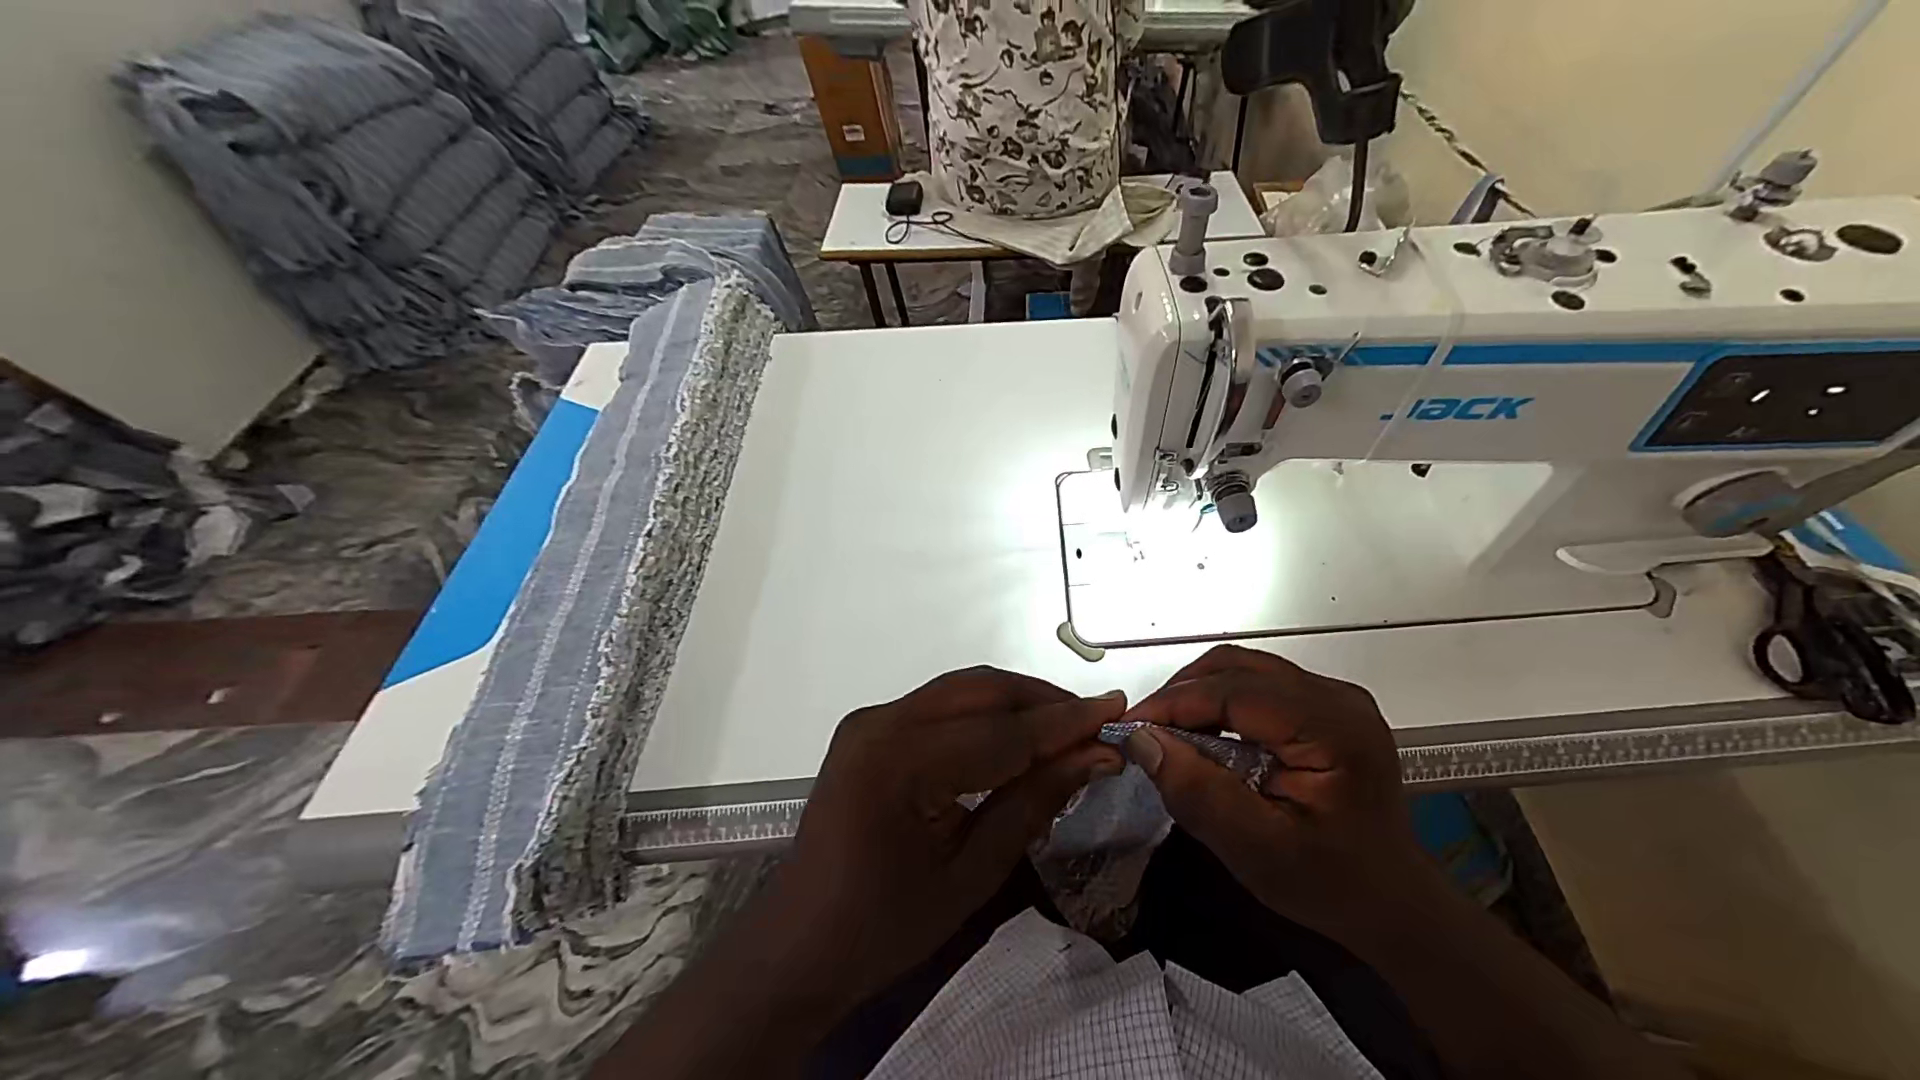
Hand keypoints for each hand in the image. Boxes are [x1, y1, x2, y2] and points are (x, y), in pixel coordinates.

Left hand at [765, 667, 1126, 1008]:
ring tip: (1065, 729)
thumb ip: (1033, 803)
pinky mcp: (868, 729)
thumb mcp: (972, 873)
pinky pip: (938, 707)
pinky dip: (982, 715)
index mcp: (899, 762)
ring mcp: (869, 721)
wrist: (802, 944)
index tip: (1115, 710)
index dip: (1064, 722)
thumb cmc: (884, 926)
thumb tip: (1093, 757)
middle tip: (1094, 722)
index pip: (1001, 731)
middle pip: (978, 691)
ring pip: (960, 692)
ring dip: (1014, 704)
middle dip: (1041, 702)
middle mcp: (879, 723)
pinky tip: (1014, 738)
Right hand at [1121, 645, 1432, 936]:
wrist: (1390, 902)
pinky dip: (1217, 704)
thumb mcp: (1256, 849)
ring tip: (1167, 733)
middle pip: (1236, 668)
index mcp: (1333, 729)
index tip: (1130, 727)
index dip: (1174, 703)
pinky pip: (1255, 686)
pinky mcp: (1322, 707)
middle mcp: (1337, 699)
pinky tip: (1202, 736)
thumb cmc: (1332, 883)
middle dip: (1180, 693)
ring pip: (1242, 671)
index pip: (1234, 691)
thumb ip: (1198, 792)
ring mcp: (1333, 699)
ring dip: (1196, 695)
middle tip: (1145, 730)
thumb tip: (1143, 741)